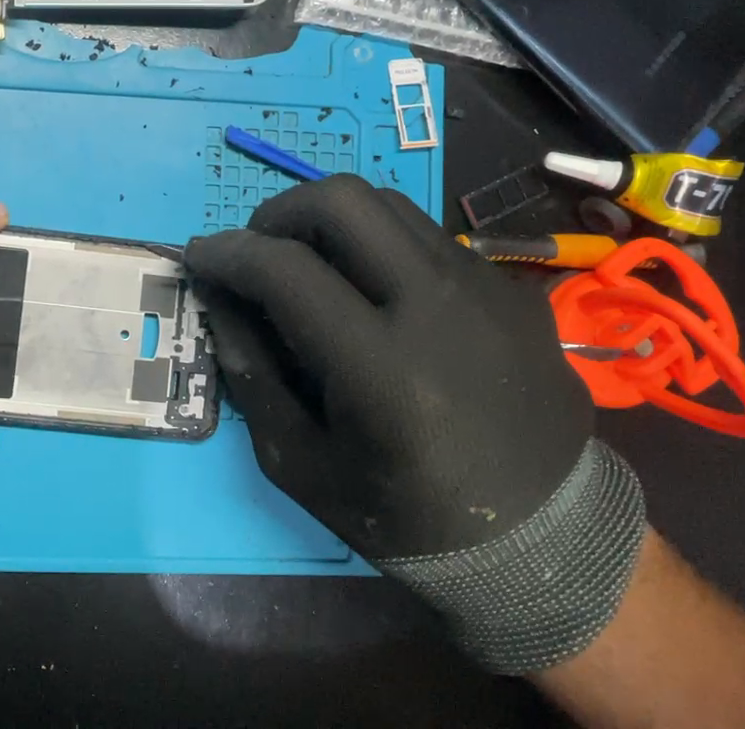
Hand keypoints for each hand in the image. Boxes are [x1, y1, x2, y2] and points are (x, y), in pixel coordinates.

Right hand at [185, 175, 644, 673]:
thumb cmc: (404, 517)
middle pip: (340, 201)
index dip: (226, 253)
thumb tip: (221, 297)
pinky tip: (376, 295)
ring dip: (330, 222)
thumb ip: (252, 371)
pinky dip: (380, 248)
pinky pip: (429, 238)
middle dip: (277, 213)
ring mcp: (486, 289)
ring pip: (388, 205)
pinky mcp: (513, 289)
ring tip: (311, 265)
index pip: (283, 269)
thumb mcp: (299, 462)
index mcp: (381, 367)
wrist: (544, 543)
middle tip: (258, 251)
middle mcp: (438, 307)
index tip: (200, 259)